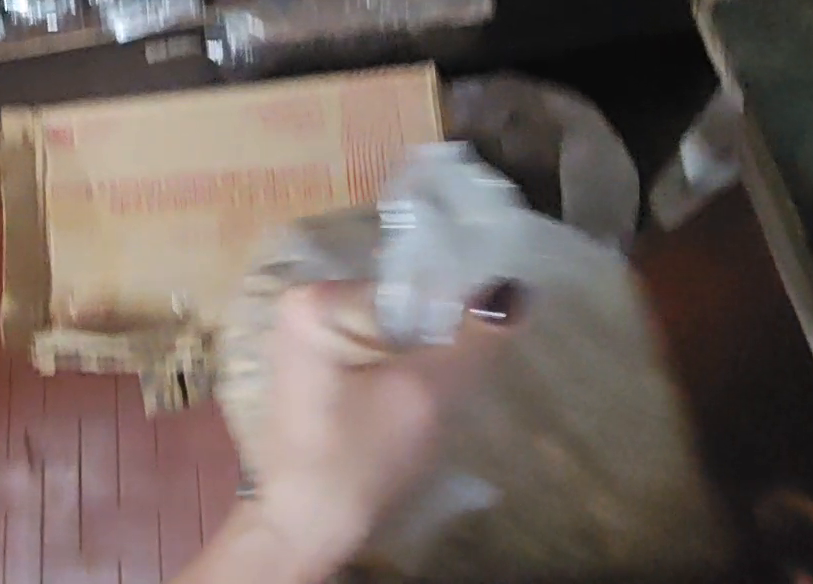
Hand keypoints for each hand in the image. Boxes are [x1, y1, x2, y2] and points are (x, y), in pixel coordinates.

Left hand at [243, 279, 516, 577]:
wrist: (304, 524)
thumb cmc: (358, 456)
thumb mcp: (423, 397)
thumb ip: (469, 343)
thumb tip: (510, 292)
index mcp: (315, 298)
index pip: (409, 290)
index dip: (454, 320)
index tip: (486, 349)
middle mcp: (302, 303)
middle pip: (397, 309)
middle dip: (436, 342)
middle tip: (459, 381)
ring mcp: (302, 334)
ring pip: (389, 334)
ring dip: (421, 361)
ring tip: (434, 399)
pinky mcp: (313, 365)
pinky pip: (371, 353)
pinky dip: (398, 373)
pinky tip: (409, 406)